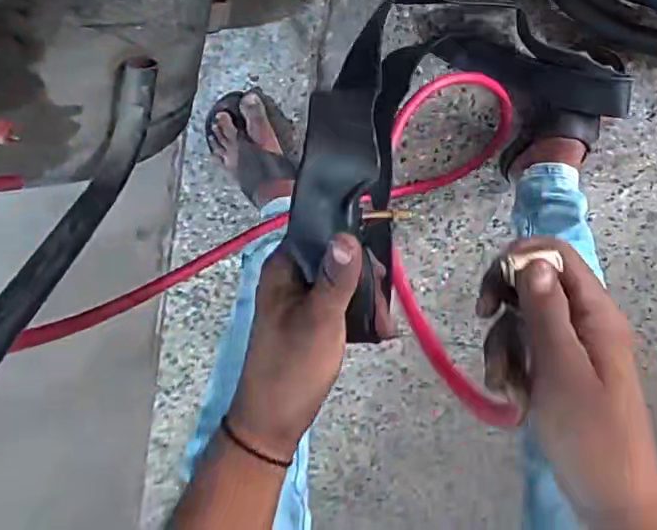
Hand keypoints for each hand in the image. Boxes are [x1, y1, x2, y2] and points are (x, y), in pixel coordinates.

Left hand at [226, 233, 390, 458]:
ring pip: (339, 280)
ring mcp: (297, 296)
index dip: (349, 242)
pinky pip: (336, 301)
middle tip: (383, 307)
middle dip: (363, 277)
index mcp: (282, 265)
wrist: (273, 424)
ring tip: (383, 324)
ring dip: (364, 297)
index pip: (318, 232)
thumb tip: (347, 236)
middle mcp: (288, 274)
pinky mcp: (307, 317)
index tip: (376, 267)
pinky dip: (356, 311)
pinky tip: (375, 330)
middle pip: (333, 256)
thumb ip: (336, 277)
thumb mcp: (320, 318)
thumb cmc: (292, 366)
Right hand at [477, 238, 656, 529]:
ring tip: (503, 382)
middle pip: (533, 281)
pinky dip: (510, 364)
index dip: (520, 257)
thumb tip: (530, 260)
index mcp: (596, 313)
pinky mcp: (559, 370)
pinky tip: (509, 393)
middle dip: (503, 298)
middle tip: (483, 314)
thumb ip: (546, 310)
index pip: (555, 254)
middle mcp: (585, 321)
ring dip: (502, 342)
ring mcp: (572, 346)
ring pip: (522, 316)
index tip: (494, 286)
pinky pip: (524, 347)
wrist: (615, 505)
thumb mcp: (562, 368)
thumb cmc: (591, 435)